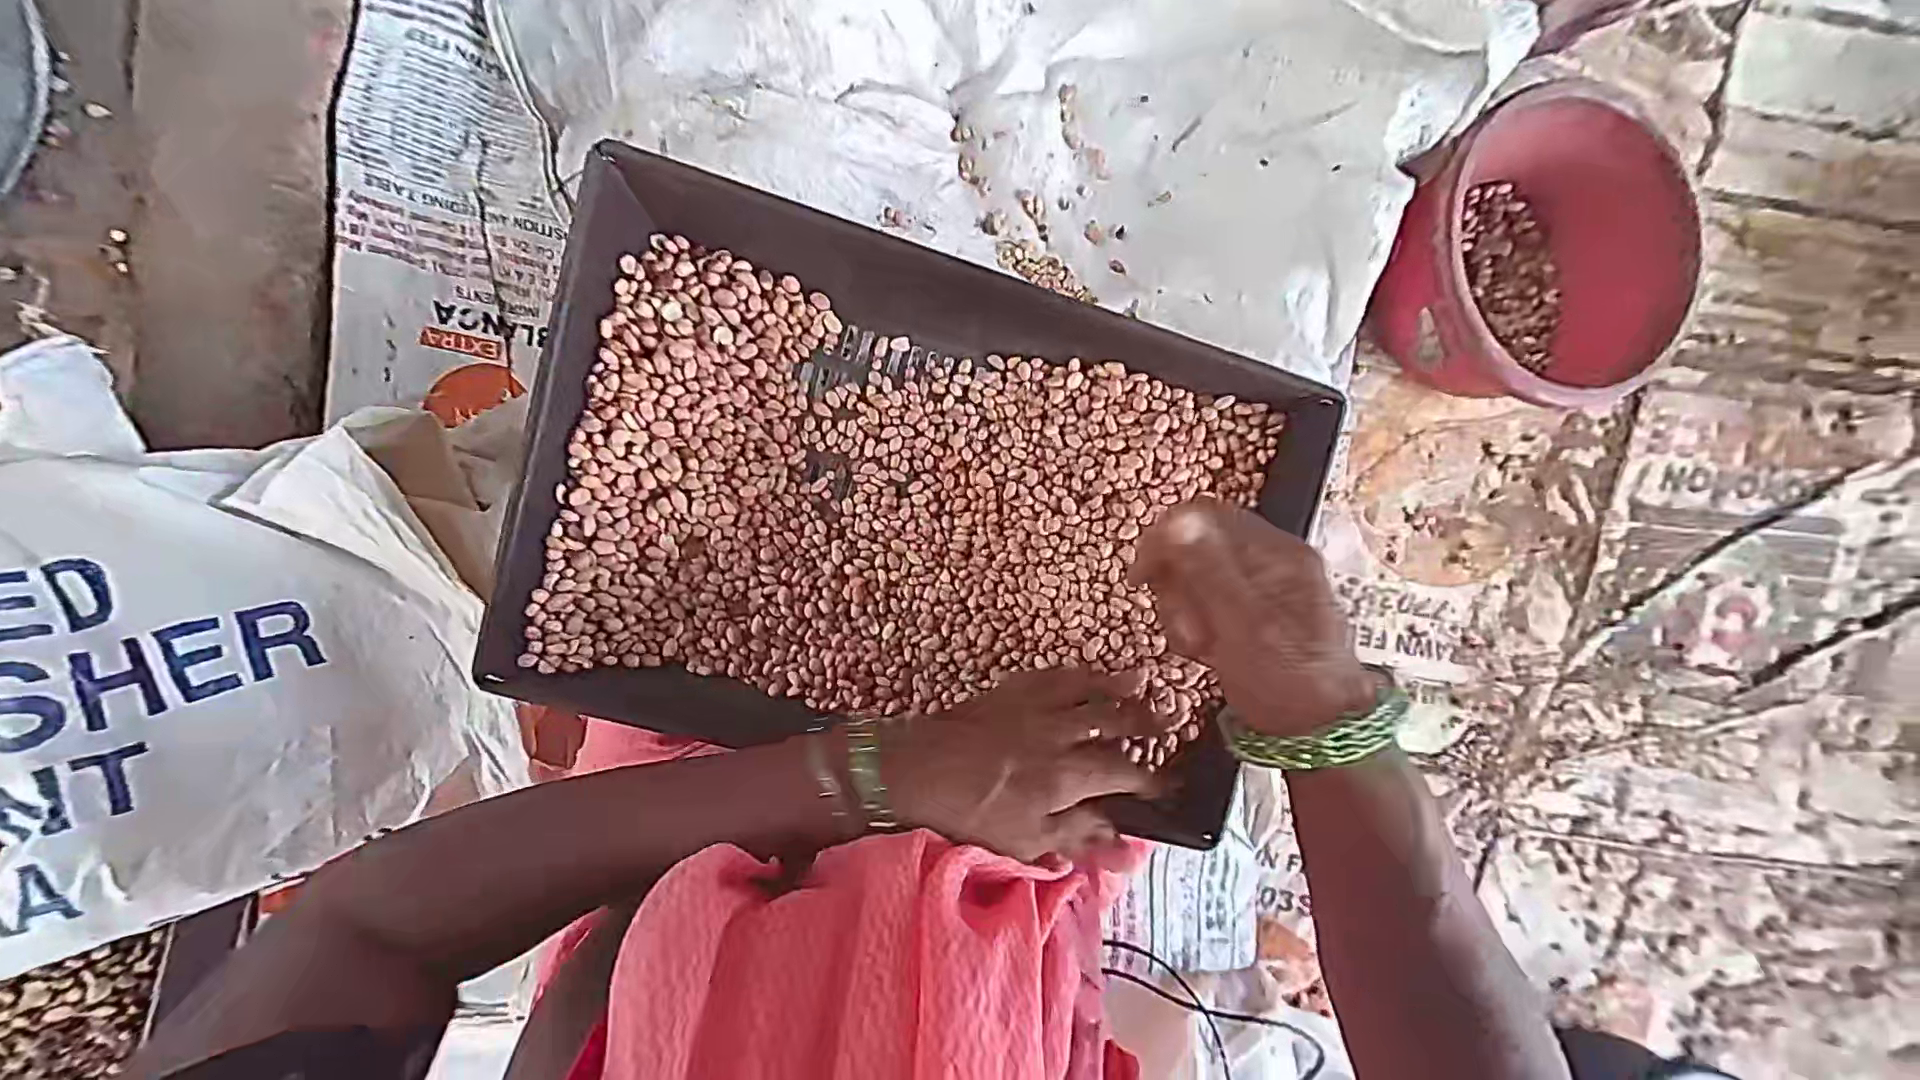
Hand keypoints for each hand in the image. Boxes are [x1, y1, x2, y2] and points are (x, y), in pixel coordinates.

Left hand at [878, 667, 1166, 867]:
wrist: (918, 768)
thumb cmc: (970, 812)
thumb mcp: (1025, 840)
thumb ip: (1079, 837)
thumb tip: (1127, 848)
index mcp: (1066, 774)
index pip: (1123, 772)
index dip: (1149, 778)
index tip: (1166, 783)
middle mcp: (1059, 733)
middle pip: (1114, 719)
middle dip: (1146, 719)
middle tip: (1169, 718)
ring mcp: (1034, 706)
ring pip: (1088, 688)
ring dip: (1117, 683)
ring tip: (1141, 678)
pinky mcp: (1011, 690)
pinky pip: (1052, 675)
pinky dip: (1075, 673)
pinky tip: (1083, 673)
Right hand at [1129, 498, 1376, 736]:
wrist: (1317, 733)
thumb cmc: (1288, 681)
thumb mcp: (1245, 626)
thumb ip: (1209, 570)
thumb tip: (1176, 521)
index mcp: (1275, 552)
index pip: (1203, 515)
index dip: (1163, 539)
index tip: (1141, 577)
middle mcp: (1265, 559)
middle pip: (1191, 546)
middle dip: (1175, 587)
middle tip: (1185, 628)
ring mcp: (1254, 584)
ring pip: (1189, 576)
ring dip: (1182, 611)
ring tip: (1202, 646)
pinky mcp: (1242, 608)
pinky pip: (1198, 600)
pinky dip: (1192, 624)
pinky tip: (1207, 650)